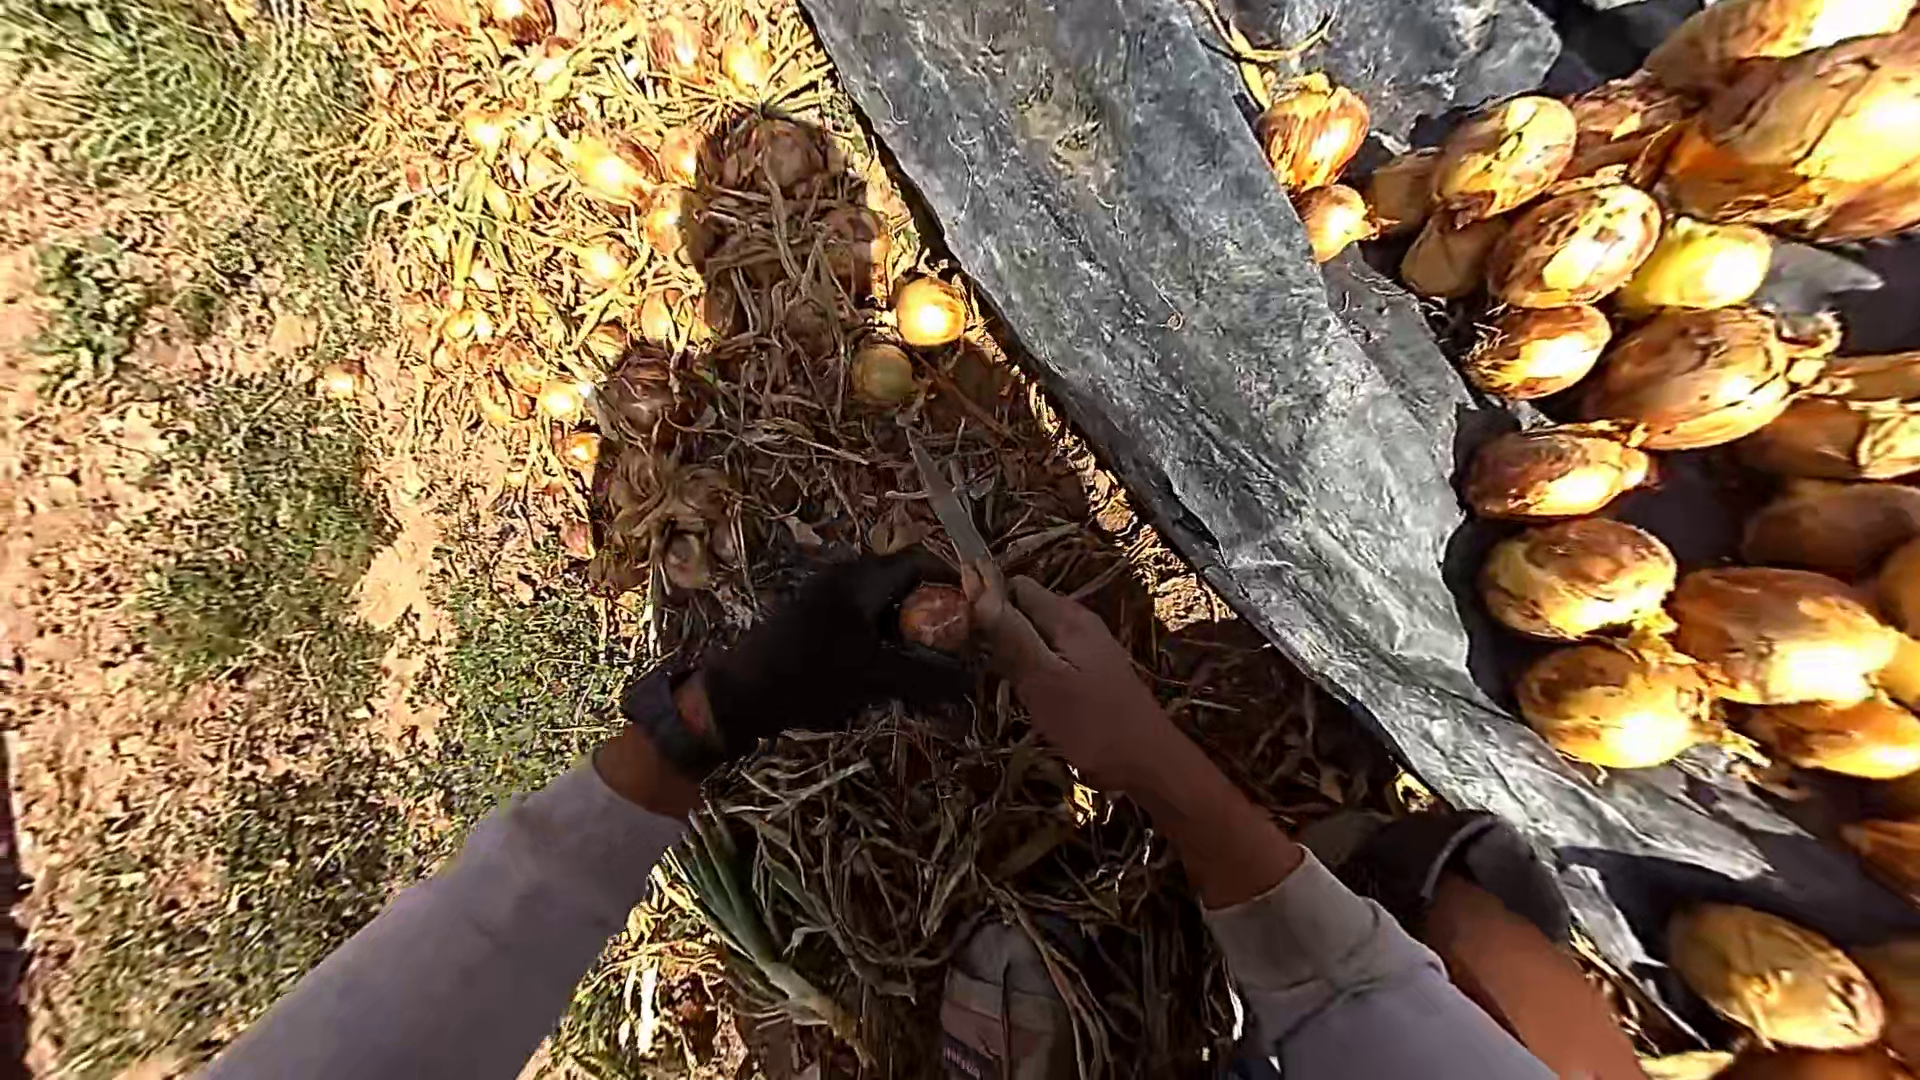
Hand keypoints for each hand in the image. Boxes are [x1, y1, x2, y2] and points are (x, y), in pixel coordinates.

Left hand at [701, 552, 968, 757]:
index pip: (919, 561)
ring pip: (882, 604)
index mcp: (861, 580)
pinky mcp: (815, 616)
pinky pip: (861, 619)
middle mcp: (845, 578)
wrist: (737, 695)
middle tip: (948, 641)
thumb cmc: (808, 676)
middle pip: (903, 582)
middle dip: (930, 610)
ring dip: (905, 629)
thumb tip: (972, 681)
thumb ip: (925, 678)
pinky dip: (882, 639)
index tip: (971, 607)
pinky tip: (885, 672)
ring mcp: (827, 596)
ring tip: (919, 663)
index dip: (950, 579)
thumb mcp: (873, 678)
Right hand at [964, 563, 1177, 790]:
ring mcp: (1088, 645)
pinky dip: (1034, 666)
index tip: (966, 631)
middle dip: (1000, 628)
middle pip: (1026, 608)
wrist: (1149, 764)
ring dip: (1015, 650)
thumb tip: (979, 593)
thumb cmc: (1092, 724)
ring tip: (1000, 680)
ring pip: (1037, 633)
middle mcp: (1079, 622)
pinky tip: (1027, 692)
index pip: (1016, 586)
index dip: (988, 601)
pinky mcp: (1092, 669)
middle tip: (980, 662)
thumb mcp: (1043, 680)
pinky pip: (1052, 653)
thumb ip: (1012, 636)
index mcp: (1067, 617)